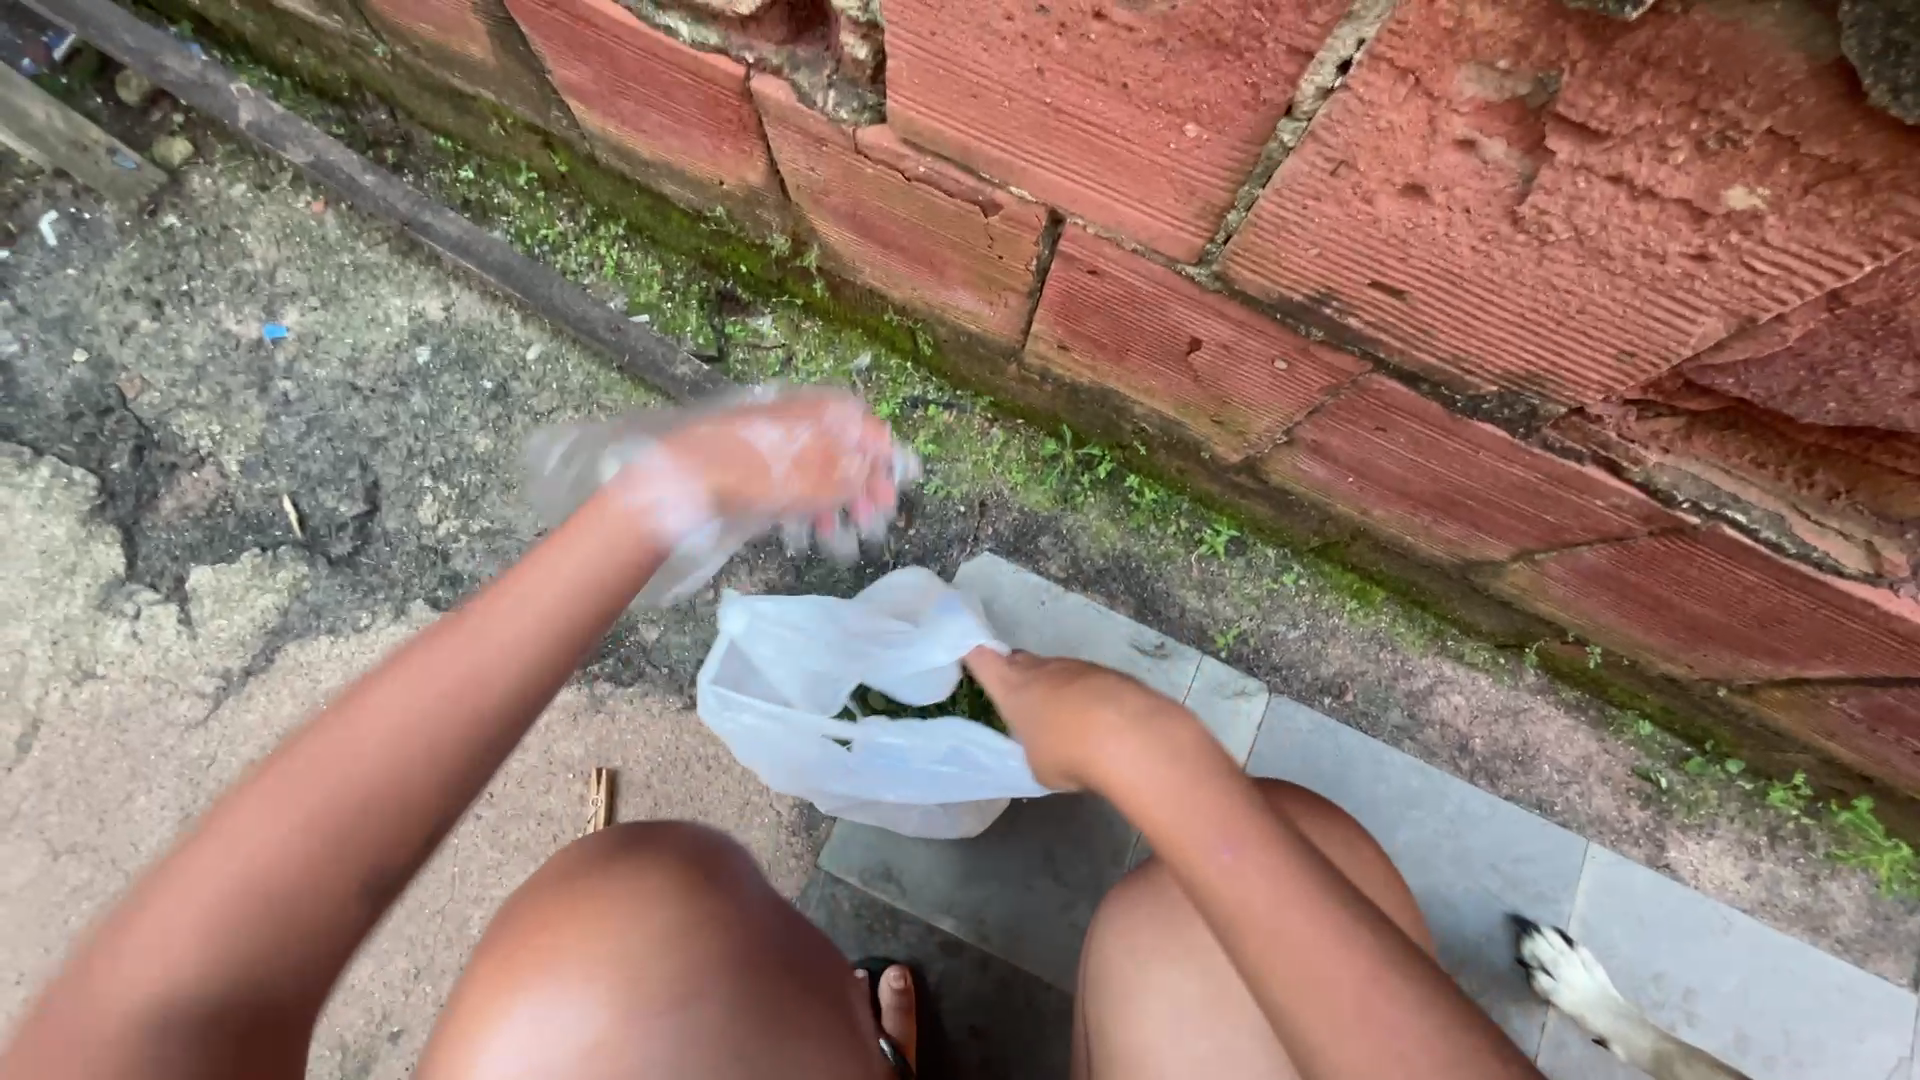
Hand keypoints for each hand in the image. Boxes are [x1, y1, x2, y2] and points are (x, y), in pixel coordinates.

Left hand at [605, 387, 901, 540]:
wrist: (684, 478)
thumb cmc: (756, 473)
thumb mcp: (817, 478)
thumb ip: (855, 474)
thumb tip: (878, 471)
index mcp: (819, 413)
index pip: (865, 427)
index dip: (884, 456)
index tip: (896, 486)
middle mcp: (800, 422)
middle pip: (845, 450)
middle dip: (864, 485)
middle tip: (876, 517)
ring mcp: (776, 445)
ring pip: (820, 470)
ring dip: (839, 501)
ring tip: (845, 533)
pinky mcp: (756, 469)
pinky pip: (794, 485)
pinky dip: (810, 506)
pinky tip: (812, 532)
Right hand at [963, 648, 1197, 790]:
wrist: (1130, 735)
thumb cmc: (1067, 753)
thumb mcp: (1038, 765)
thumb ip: (1035, 749)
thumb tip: (1047, 745)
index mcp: (1012, 687)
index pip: (982, 658)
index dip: (975, 656)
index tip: (969, 656)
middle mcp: (1041, 669)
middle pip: (1020, 661)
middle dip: (1017, 674)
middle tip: (1019, 696)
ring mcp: (1077, 667)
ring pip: (1057, 672)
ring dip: (1057, 689)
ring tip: (1065, 721)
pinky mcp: (1109, 674)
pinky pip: (1088, 682)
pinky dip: (1087, 698)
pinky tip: (1098, 724)